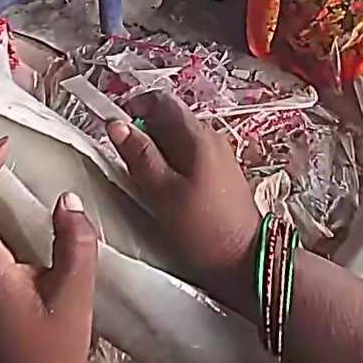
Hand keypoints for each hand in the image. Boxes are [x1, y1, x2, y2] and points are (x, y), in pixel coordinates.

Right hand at [103, 92, 262, 314]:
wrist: (247, 262)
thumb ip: (139, 155)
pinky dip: (171, 161)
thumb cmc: (201, 227)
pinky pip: (189, 153)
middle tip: (128, 159)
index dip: (135, 106)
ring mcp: (218, 153)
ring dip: (156, 148)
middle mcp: (210, 136)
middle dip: (144, 131)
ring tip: (143, 175)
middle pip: (169, 117)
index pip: (162, 100)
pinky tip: (165, 185)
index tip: (117, 128)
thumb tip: (115, 123)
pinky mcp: (221, 171)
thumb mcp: (162, 192)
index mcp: (197, 135)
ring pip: (178, 136)